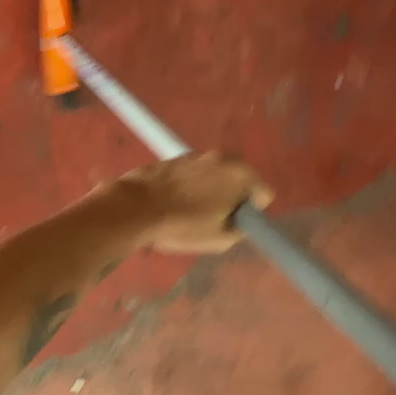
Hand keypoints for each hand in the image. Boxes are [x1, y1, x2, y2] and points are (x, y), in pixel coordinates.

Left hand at [118, 151, 271, 253]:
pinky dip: (184, 185)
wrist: (133, 208)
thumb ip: (239, 228)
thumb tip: (237, 221)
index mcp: (240, 174)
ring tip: (186, 211)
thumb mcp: (221, 239)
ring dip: (205, 190)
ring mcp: (191, 155)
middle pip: (236, 181)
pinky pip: (186, 175)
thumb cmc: (182, 225)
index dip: (251, 213)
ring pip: (210, 176)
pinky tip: (169, 202)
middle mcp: (220, 158)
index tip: (233, 223)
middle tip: (211, 218)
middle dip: (229, 197)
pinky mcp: (168, 158)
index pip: (263, 194)